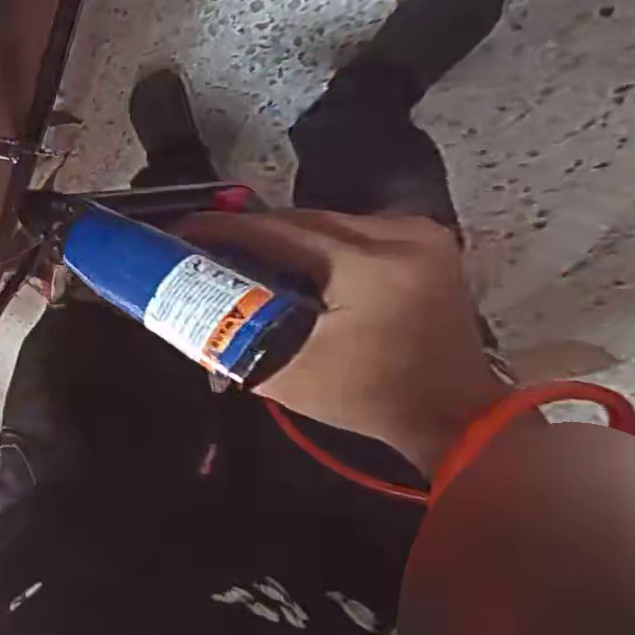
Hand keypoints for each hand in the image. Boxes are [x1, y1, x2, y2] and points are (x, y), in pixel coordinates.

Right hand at [177, 209, 506, 471]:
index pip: (274, 232)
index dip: (219, 229)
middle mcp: (401, 238)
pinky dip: (307, 241)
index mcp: (368, 267)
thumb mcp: (281, 370)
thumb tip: (189, 302)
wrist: (455, 415)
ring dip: (274, 236)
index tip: (179, 230)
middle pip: (298, 219)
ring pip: (321, 221)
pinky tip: (282, 260)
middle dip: (244, 231)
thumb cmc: (367, 396)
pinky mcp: (426, 246)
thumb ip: (231, 333)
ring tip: (234, 252)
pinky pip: (347, 229)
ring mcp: (420, 238)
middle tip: (200, 244)